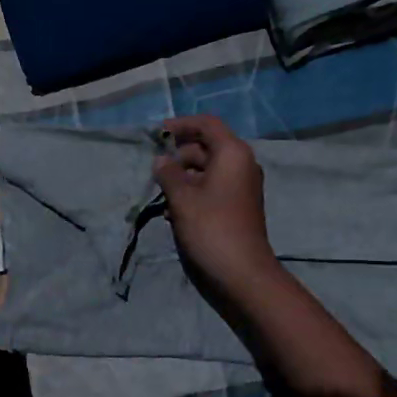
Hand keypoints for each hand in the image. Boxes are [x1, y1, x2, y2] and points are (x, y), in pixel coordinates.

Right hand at [152, 115, 279, 290]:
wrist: (242, 272)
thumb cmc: (211, 228)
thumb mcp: (182, 198)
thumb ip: (168, 174)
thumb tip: (161, 160)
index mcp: (232, 154)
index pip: (206, 124)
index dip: (181, 125)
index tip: (157, 134)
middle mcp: (241, 164)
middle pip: (206, 147)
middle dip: (179, 155)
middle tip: (154, 170)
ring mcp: (241, 186)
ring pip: (207, 170)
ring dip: (183, 177)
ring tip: (161, 194)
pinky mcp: (237, 206)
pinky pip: (213, 188)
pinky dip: (193, 192)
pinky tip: (173, 211)